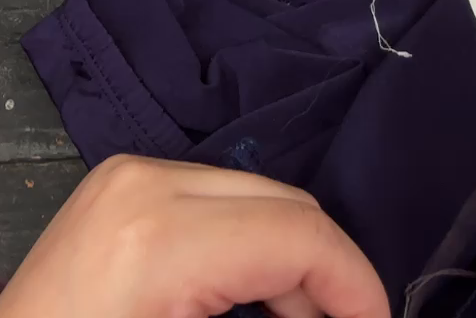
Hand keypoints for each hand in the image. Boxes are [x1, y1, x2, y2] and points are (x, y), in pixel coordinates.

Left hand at [0, 155, 386, 317]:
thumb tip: (345, 314)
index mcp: (159, 234)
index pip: (295, 230)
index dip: (355, 284)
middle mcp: (145, 179)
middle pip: (280, 200)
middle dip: (324, 272)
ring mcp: (127, 172)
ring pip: (251, 193)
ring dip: (285, 256)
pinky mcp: (120, 181)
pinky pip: (212, 195)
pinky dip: (245, 241)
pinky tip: (245, 295)